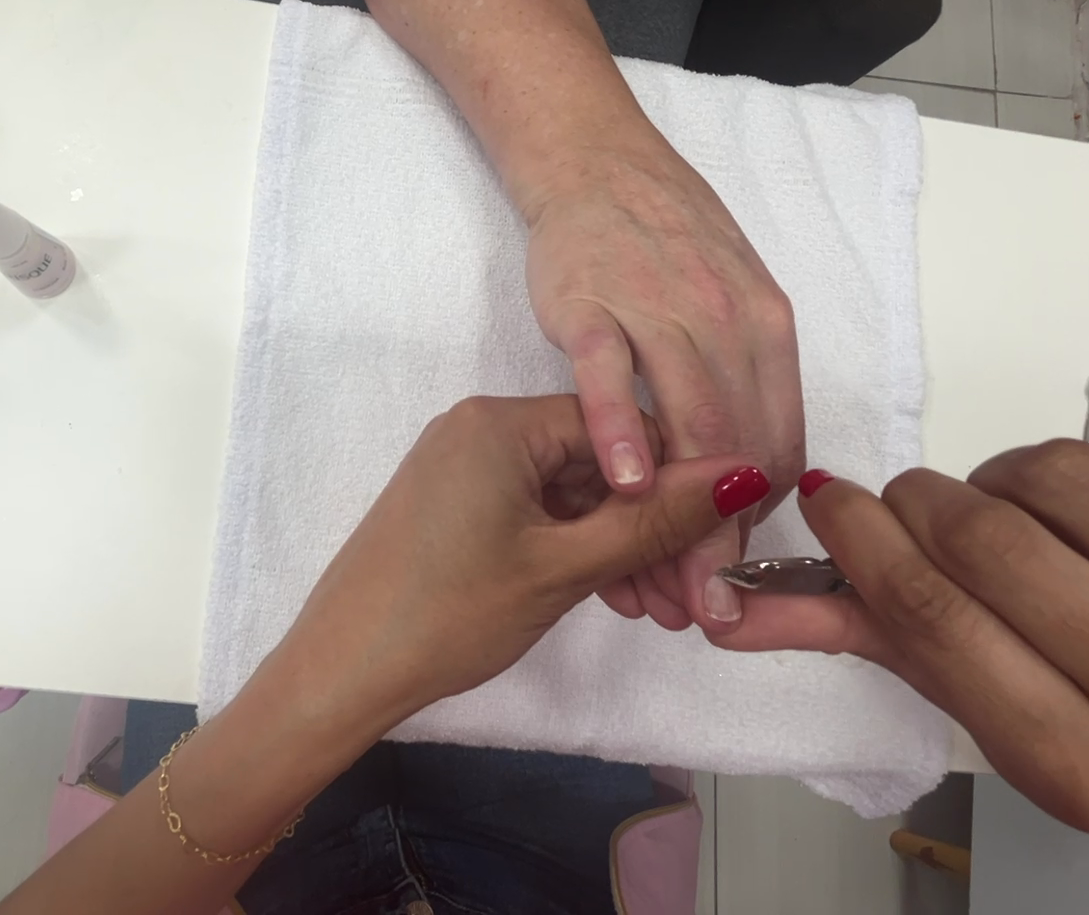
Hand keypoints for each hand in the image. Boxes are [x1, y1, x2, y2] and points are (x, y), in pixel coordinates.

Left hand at [274, 395, 768, 723]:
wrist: (343, 668)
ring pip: (566, 495)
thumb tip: (745, 472)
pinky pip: (531, 512)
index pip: (619, 426)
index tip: (720, 539)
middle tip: (694, 595)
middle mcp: (479, 427)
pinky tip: (611, 595)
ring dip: (614, 547)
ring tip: (661, 611)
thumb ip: (655, 520)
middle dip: (647, 528)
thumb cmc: (452, 612)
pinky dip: (571, 549)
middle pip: (594, 464)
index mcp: (500, 420)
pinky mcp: (454, 502)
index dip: (678, 481)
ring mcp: (463, 466)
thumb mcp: (563, 567)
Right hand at [516, 136, 803, 634]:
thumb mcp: (726, 302)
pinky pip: (611, 375)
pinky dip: (620, 430)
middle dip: (721, 543)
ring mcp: (657, 311)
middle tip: (704, 613)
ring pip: (683, 425)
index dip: (755, 524)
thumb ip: (741, 383)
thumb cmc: (662, 243)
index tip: (729, 577)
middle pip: (736, 450)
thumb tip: (740, 477)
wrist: (598, 168)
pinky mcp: (592, 303)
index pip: (776, 445)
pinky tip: (616, 483)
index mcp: (765, 330)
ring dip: (673, 512)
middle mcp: (726, 322)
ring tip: (657, 583)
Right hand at [719, 421, 1088, 838]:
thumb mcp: (985, 712)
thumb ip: (862, 643)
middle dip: (922, 503)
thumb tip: (726, 613)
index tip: (826, 499)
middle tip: (920, 510)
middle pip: (984, 536)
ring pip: (1059, 472)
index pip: (929, 615)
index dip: (857, 538)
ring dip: (1009, 480)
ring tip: (1028, 520)